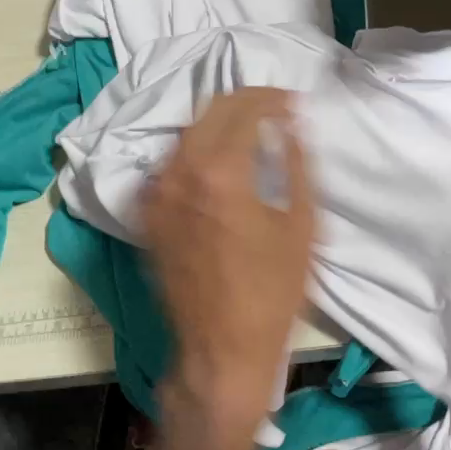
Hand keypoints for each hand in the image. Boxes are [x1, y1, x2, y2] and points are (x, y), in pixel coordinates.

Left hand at [142, 89, 315, 445]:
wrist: (221, 351)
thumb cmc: (273, 292)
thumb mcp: (302, 225)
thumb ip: (295, 163)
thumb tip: (290, 122)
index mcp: (221, 172)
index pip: (244, 108)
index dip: (273, 99)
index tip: (294, 103)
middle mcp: (180, 173)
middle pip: (209, 112)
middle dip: (245, 103)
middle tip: (276, 110)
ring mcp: (157, 195)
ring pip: (186, 135)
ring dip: (219, 124)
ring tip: (251, 132)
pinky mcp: (148, 217)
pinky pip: (170, 166)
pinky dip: (196, 153)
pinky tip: (218, 165)